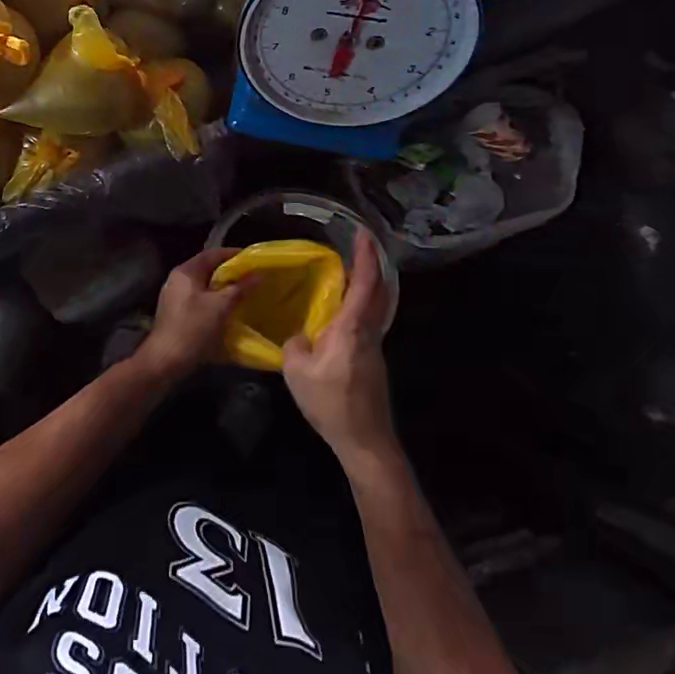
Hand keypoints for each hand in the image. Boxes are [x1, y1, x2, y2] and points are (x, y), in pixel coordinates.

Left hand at [136, 248, 245, 380]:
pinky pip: (200, 301)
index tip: (253, 260)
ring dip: (224, 289)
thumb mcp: (220, 306)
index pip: (212, 254)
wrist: (166, 361)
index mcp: (186, 272)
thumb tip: (259, 274)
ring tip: (245, 294)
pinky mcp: (177, 314)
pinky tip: (229, 311)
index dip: (234, 254)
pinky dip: (215, 302)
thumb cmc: (193, 328)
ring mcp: (175, 297)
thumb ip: (240, 288)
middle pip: (208, 270)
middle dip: (230, 273)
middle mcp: (178, 280)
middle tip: (253, 278)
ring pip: (204, 287)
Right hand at [283, 234, 396, 463]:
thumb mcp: (297, 371)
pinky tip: (341, 314)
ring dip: (367, 286)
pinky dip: (360, 306)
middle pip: (379, 291)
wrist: (364, 441)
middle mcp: (369, 332)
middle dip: (371, 265)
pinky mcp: (373, 362)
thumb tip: (300, 336)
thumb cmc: (331, 403)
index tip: (362, 232)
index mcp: (352, 328)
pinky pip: (368, 322)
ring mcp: (375, 348)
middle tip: (358, 246)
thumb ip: (295, 345)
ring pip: (376, 307)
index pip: (365, 283)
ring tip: (346, 275)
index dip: (366, 256)